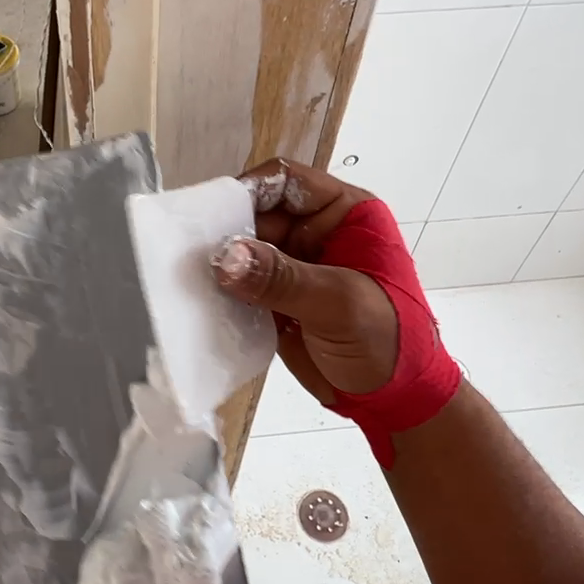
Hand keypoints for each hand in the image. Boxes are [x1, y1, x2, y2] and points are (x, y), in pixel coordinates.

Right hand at [210, 158, 400, 400]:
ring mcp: (295, 267)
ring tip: (186, 277)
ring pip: (244, 251)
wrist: (397, 401)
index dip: (248, 191)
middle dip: (225, 233)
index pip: (286, 182)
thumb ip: (281, 278)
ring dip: (220, 265)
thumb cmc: (389, 342)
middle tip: (187, 253)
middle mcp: (315, 232)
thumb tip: (225, 256)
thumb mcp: (338, 303)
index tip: (209, 215)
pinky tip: (200, 301)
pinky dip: (223, 293)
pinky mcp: (277, 300)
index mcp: (344, 213)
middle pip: (256, 215)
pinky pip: (242, 285)